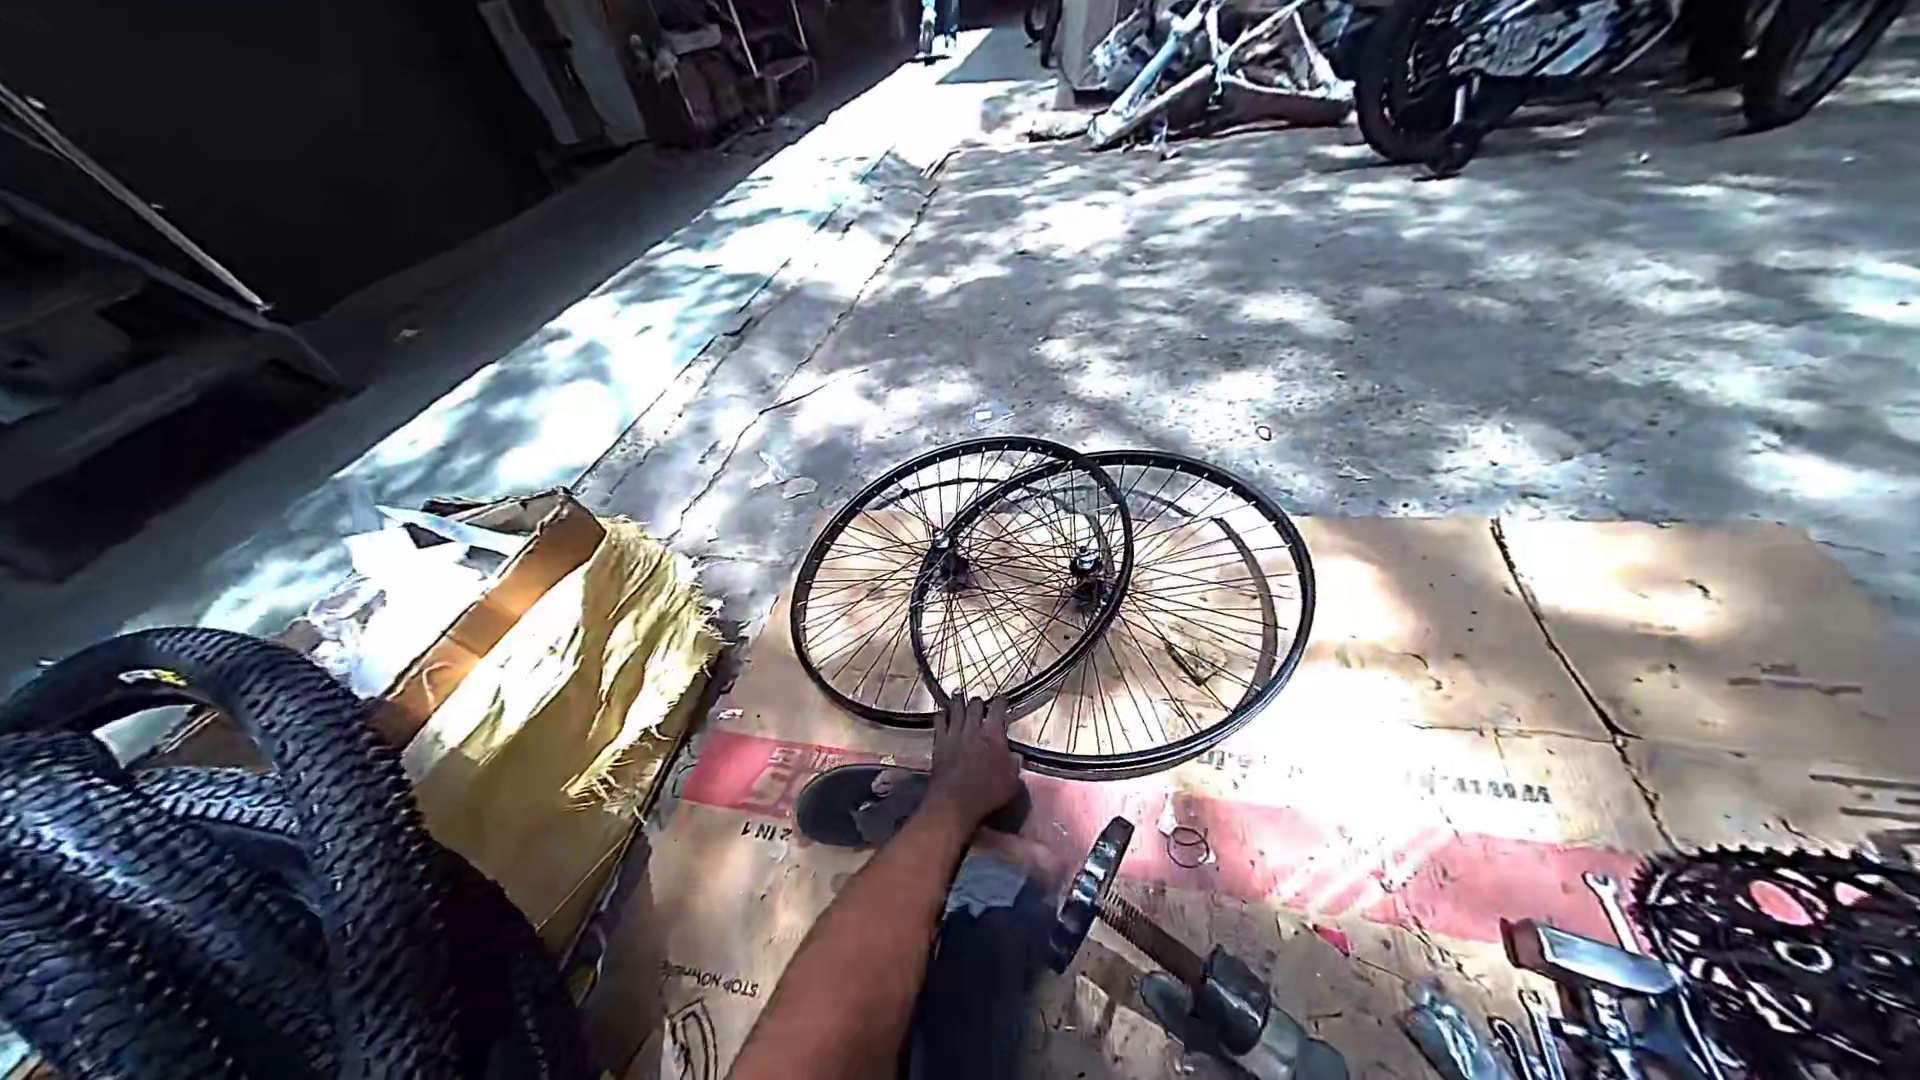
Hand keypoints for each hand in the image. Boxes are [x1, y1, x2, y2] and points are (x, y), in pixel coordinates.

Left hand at [924, 695, 1022, 829]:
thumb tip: (1016, 757)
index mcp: (993, 735)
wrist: (954, 802)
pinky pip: (939, 723)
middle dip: (978, 702)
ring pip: (956, 710)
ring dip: (958, 703)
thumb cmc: (987, 794)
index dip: (1000, 702)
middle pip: (974, 706)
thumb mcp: (1011, 784)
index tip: (1002, 700)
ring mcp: (954, 734)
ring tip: (959, 696)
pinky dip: (941, 715)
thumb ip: (1014, 767)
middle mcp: (973, 729)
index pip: (997, 710)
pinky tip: (941, 714)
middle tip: (979, 701)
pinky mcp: (939, 743)